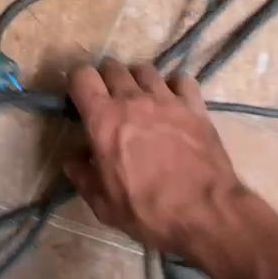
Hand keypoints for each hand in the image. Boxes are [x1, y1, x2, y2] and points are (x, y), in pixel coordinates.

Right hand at [61, 61, 248, 256]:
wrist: (205, 212)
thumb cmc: (148, 211)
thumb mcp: (103, 204)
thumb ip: (82, 176)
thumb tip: (72, 159)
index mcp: (103, 119)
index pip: (81, 75)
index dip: (77, 83)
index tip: (80, 100)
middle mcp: (132, 99)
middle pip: (112, 67)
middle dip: (105, 80)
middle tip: (108, 102)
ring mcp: (166, 99)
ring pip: (144, 69)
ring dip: (137, 80)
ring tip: (140, 100)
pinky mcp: (194, 105)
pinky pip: (181, 80)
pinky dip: (174, 87)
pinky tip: (174, 103)